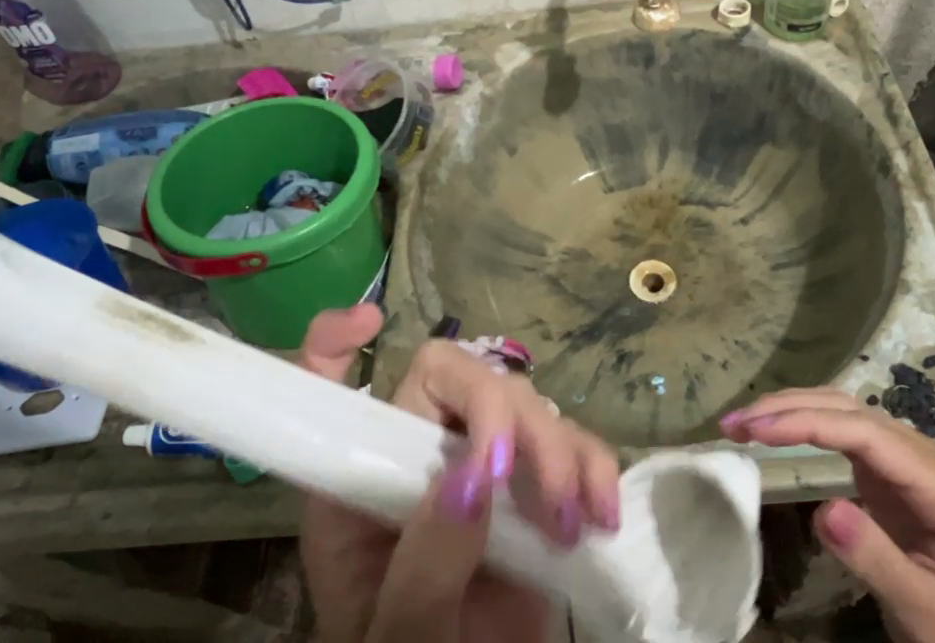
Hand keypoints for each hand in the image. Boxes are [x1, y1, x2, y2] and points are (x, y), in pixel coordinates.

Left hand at [296, 305, 622, 642]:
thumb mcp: (399, 633)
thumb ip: (425, 567)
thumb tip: (472, 481)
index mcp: (365, 479)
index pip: (334, 389)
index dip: (336, 344)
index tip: (369, 322)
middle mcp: (421, 456)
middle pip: (461, 378)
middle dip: (503, 415)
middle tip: (524, 484)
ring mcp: (484, 466)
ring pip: (527, 403)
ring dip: (559, 449)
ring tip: (568, 523)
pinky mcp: (539, 488)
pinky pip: (575, 446)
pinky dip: (595, 468)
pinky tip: (601, 516)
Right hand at [722, 389, 934, 642]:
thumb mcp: (926, 612)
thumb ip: (877, 560)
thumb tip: (822, 508)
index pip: (871, 436)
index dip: (810, 425)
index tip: (756, 431)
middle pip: (857, 413)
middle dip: (792, 409)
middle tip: (734, 423)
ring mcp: (917, 464)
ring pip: (851, 415)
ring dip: (796, 411)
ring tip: (744, 422)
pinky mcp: (899, 474)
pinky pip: (851, 436)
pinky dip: (809, 427)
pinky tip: (777, 431)